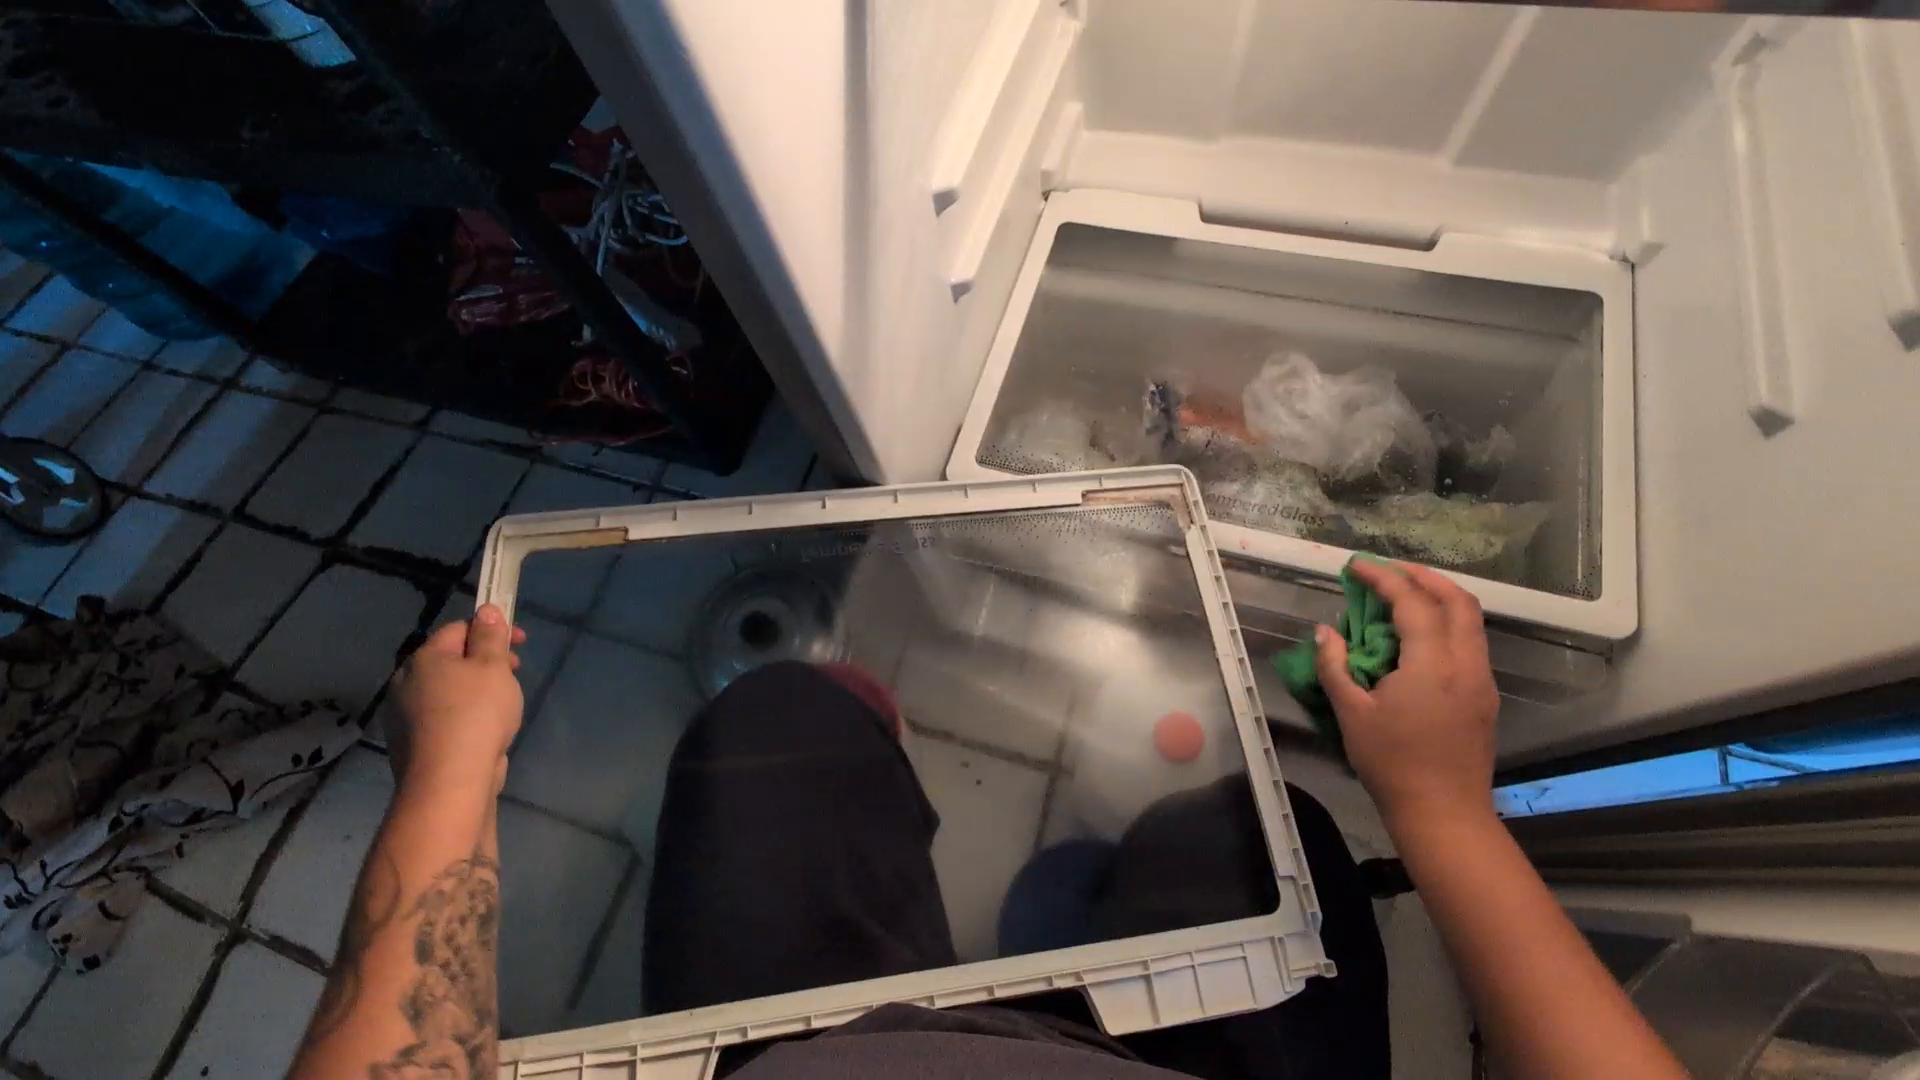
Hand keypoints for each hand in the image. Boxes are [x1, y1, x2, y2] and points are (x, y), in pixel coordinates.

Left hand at [389, 605, 526, 791]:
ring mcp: (403, 714)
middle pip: (450, 659)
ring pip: (445, 689)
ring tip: (501, 704)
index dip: (491, 629)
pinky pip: (440, 716)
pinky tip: (481, 729)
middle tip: (513, 674)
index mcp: (424, 658)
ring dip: (473, 688)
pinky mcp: (410, 742)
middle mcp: (406, 681)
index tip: (520, 643)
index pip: (458, 629)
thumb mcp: (493, 667)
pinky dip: (462, 714)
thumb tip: (485, 610)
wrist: (449, 778)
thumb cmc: (476, 713)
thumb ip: (490, 636)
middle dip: (484, 661)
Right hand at [1315, 560, 1500, 829]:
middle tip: (1386, 570)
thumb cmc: (1391, 763)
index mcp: (1432, 665)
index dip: (1383, 577)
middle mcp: (1465, 664)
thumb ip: (1336, 666)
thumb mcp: (1351, 713)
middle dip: (1422, 576)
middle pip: (1457, 600)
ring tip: (1401, 594)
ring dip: (1438, 597)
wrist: (1443, 812)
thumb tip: (1326, 631)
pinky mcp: (1484, 696)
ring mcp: (1481, 680)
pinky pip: (1470, 642)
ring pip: (1470, 620)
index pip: (1412, 602)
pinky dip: (1445, 622)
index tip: (1356, 565)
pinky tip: (1417, 634)